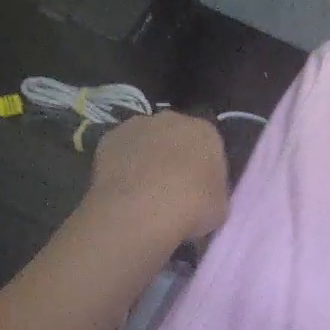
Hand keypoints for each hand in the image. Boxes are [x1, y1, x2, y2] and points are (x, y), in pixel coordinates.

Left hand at [87, 112, 229, 245]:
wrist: (142, 211)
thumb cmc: (192, 208)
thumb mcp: (220, 207)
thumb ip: (214, 192)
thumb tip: (205, 195)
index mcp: (206, 131)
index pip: (210, 146)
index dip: (205, 169)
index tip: (200, 191)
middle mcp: (172, 118)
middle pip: (176, 137)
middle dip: (175, 157)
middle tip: (172, 190)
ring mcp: (137, 125)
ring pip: (146, 141)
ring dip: (147, 159)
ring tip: (144, 193)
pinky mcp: (109, 138)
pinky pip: (121, 152)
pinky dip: (122, 166)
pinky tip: (123, 191)